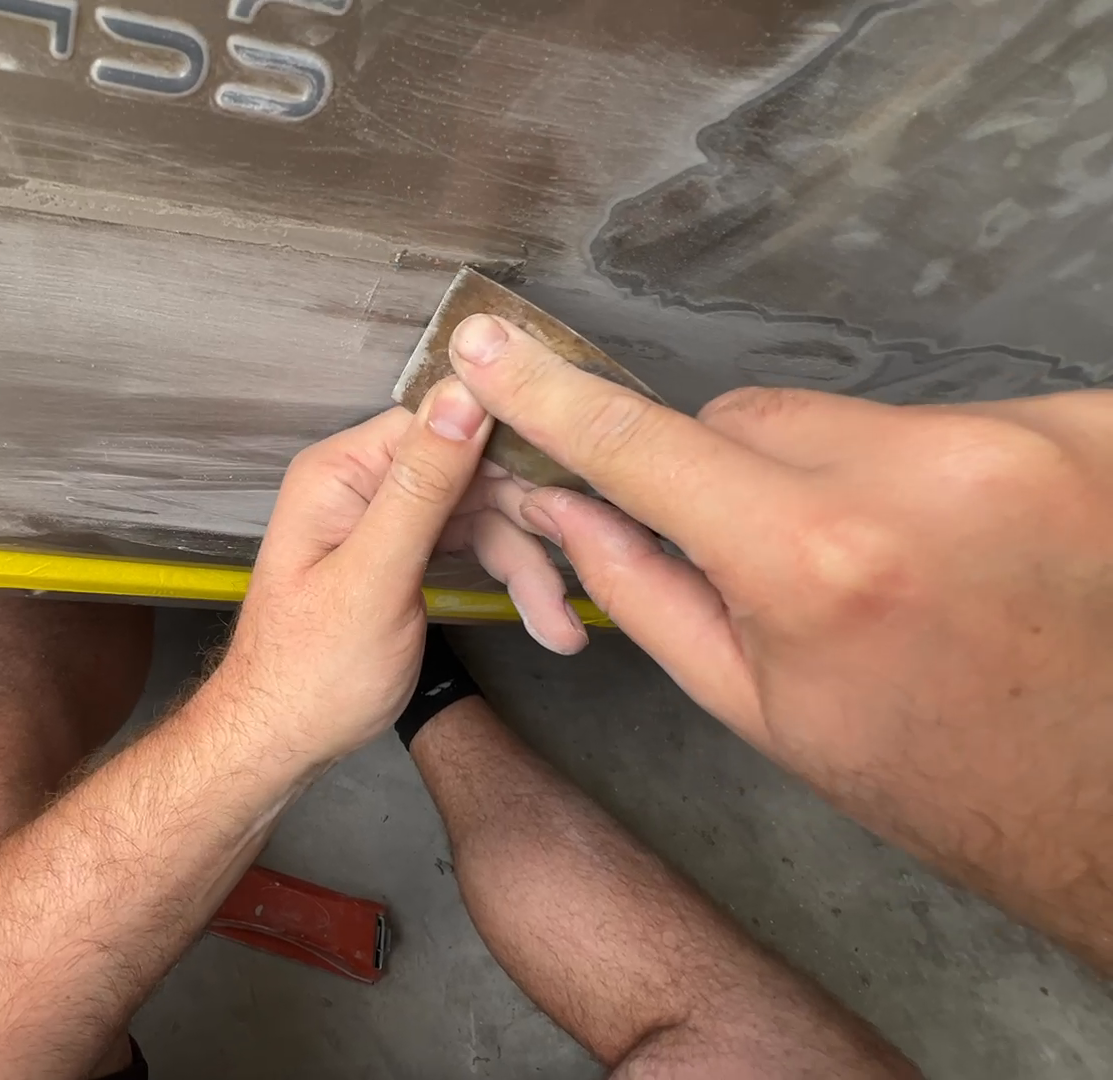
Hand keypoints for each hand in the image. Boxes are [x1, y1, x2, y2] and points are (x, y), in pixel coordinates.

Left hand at [209, 379, 584, 765]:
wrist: (285, 737)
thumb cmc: (313, 670)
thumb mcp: (372, 577)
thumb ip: (419, 487)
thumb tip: (464, 391)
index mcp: (340, 473)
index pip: (438, 420)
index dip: (508, 439)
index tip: (579, 470)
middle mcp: (359, 483)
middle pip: (467, 467)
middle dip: (526, 517)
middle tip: (585, 558)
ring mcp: (381, 519)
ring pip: (477, 511)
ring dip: (525, 561)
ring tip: (560, 622)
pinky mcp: (400, 553)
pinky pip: (465, 543)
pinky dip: (504, 576)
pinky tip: (541, 615)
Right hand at [446, 313, 1112, 969]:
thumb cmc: (914, 766)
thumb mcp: (741, 693)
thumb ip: (633, 583)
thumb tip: (562, 500)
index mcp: (816, 559)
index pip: (638, 445)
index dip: (548, 394)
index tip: (487, 346)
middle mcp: (929, 471)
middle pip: (736, 416)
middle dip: (709, 469)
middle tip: (746, 548)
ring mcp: (1035, 433)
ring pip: (826, 415)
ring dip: (808, 469)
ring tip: (864, 556)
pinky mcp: (1099, 419)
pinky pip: (919, 418)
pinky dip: (897, 467)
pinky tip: (942, 539)